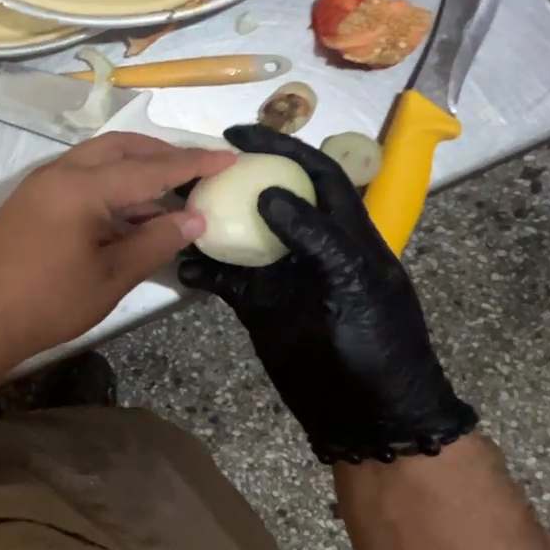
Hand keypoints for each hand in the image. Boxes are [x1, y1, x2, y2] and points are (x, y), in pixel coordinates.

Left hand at [0, 133, 235, 365]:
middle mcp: (59, 173)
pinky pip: (79, 176)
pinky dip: (109, 182)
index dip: (193, 162)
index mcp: (82, 187)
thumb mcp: (111, 276)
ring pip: (97, 159)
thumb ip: (155, 241)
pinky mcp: (30, 200)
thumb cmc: (47, 302)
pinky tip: (130, 209)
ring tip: (171, 194)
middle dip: (161, 153)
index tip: (232, 156)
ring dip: (134, 167)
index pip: (150, 167)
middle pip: (120, 148)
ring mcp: (40, 184)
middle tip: (200, 169)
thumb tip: (193, 218)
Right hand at [177, 125, 477, 463]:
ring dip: (207, 225)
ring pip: (237, 236)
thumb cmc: (376, 344)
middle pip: (267, 198)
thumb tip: (270, 193)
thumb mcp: (355, 284)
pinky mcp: (255, 304)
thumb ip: (317, 236)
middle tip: (190, 169)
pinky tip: (181, 269)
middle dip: (232, 180)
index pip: (314, 175)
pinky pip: (221, 278)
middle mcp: (308, 246)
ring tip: (172, 214)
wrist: (366, 414)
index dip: (281, 150)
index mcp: (345, 233)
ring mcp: (279, 275)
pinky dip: (200, 271)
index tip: (238, 135)